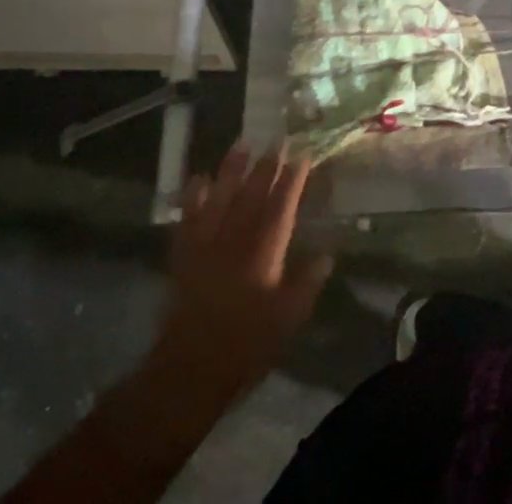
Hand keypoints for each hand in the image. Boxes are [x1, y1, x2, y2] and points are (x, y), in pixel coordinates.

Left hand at [153, 146, 332, 396]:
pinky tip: (198, 179)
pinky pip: (188, 220)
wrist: (189, 369)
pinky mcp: (183, 258)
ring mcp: (205, 247)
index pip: (281, 207)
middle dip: (266, 167)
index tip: (302, 156)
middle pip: (251, 195)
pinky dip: (193, 197)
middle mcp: (234, 241)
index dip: (292, 180)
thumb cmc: (247, 346)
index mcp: (264, 254)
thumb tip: (327, 255)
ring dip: (230, 170)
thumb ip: (307, 283)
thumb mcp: (289, 318)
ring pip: (218, 199)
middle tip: (278, 141)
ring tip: (241, 144)